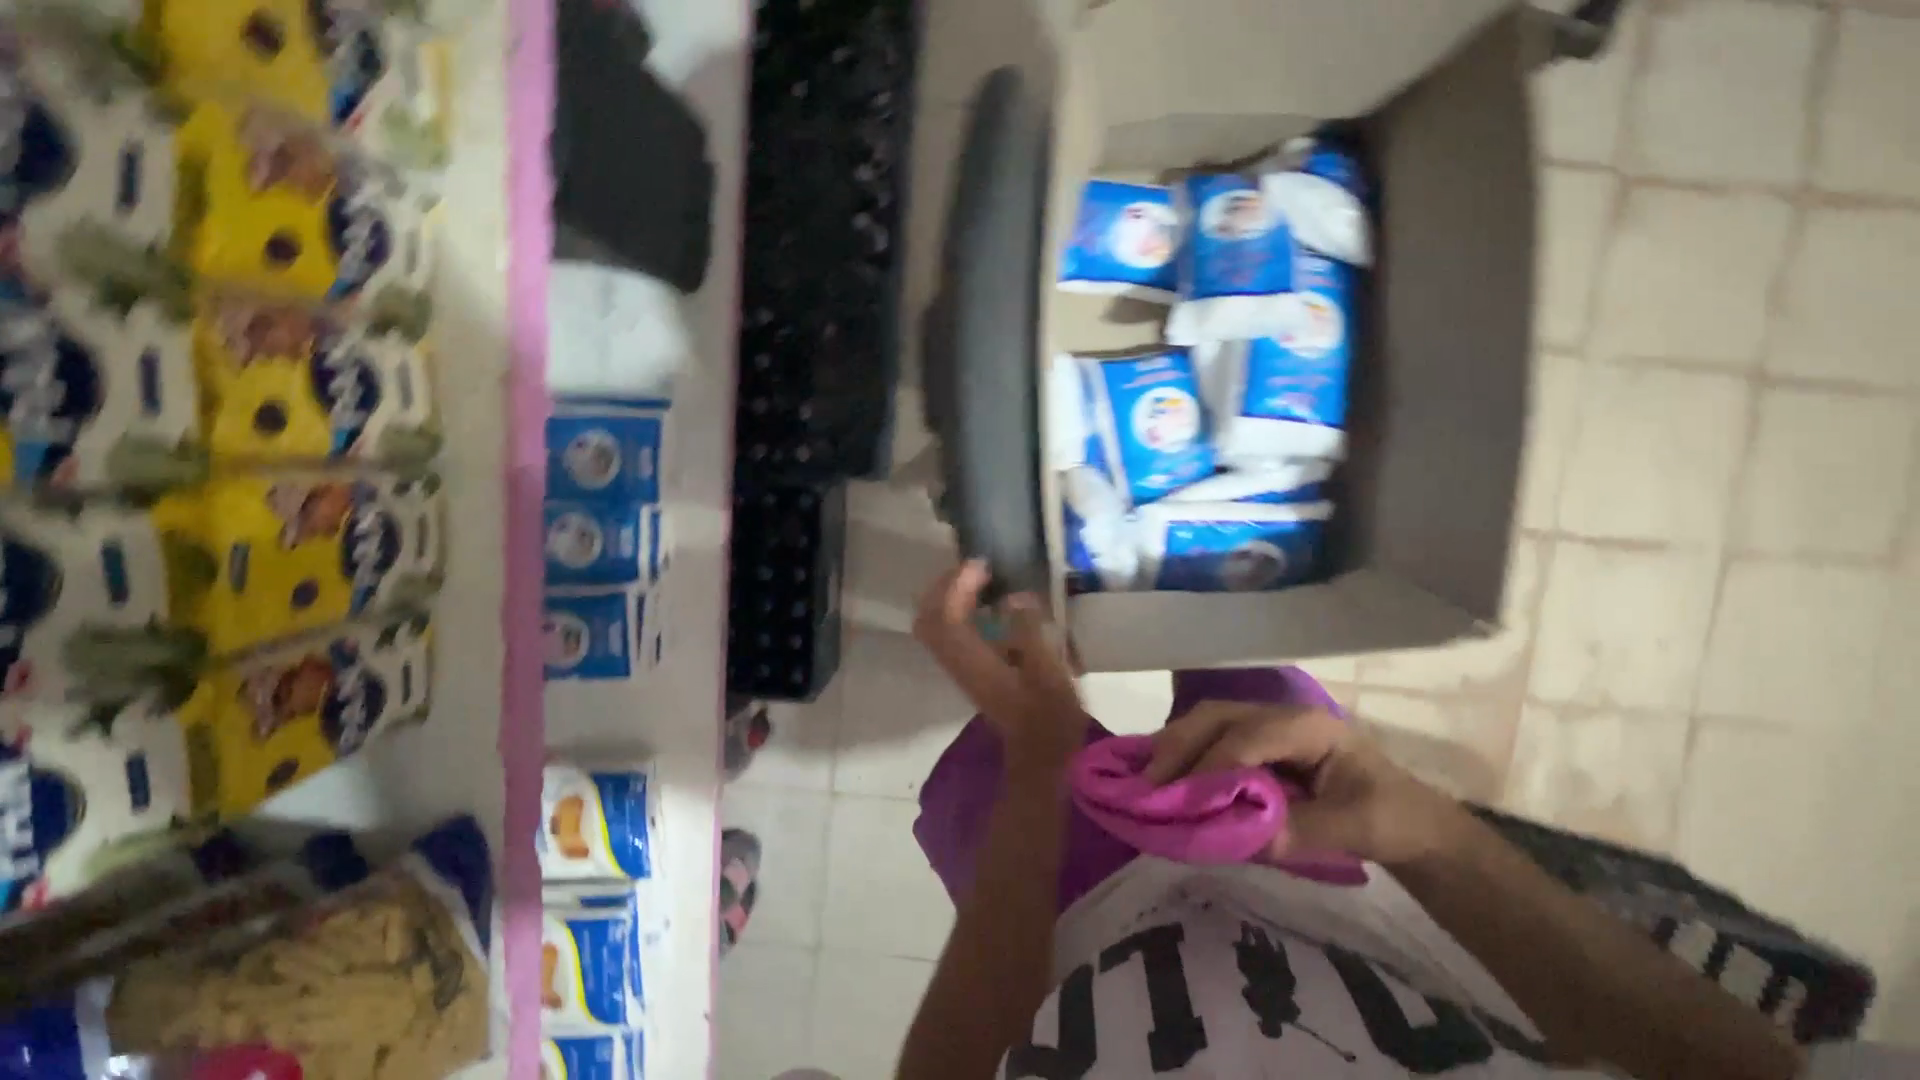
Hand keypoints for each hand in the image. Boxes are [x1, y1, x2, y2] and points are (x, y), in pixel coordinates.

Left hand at [914, 559, 1089, 777]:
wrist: (1040, 753)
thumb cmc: (1050, 713)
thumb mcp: (1050, 671)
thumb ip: (1029, 631)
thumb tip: (1014, 598)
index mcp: (974, 662)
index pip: (948, 615)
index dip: (959, 584)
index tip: (984, 565)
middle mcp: (957, 663)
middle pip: (927, 617)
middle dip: (944, 585)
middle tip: (973, 567)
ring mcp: (958, 669)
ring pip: (931, 625)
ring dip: (946, 597)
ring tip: (976, 579)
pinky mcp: (967, 672)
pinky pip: (944, 633)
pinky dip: (953, 611)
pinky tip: (982, 605)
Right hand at [1144, 701, 1467, 866]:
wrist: (1413, 822)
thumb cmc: (1390, 820)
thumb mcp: (1356, 830)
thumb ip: (1300, 830)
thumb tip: (1240, 835)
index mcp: (1309, 726)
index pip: (1247, 737)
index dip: (1211, 766)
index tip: (1183, 802)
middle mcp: (1281, 715)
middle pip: (1216, 717)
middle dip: (1178, 747)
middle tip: (1145, 785)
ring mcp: (1267, 726)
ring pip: (1207, 723)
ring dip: (1175, 749)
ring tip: (1147, 783)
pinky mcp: (1258, 744)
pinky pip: (1212, 740)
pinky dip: (1185, 756)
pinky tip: (1165, 778)